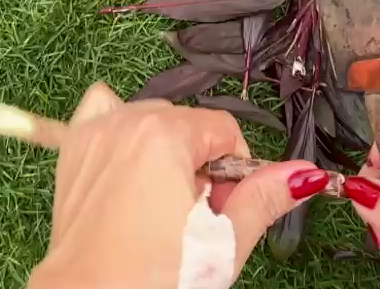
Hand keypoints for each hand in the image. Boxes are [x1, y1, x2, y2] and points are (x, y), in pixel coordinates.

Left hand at [29, 82, 325, 288]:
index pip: (225, 129)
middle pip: (189, 125)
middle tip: (191, 219)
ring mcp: (99, 129)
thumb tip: (304, 173)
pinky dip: (122, 127)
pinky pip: (107, 108)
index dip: (233, 172)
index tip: (223, 209)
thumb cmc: (154, 282)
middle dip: (200, 164)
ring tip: (158, 206)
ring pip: (153, 119)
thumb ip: (263, 198)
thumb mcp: (221, 246)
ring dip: (164, 151)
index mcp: (167, 135)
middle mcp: (130, 119)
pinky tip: (128, 168)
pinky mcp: (75, 144)